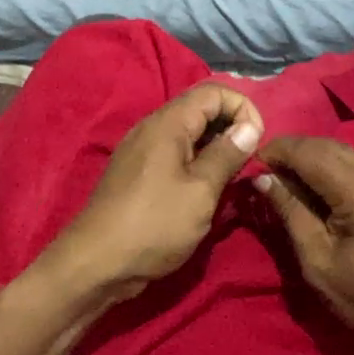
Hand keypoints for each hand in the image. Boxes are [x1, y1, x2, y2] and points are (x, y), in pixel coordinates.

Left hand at [42, 83, 263, 300]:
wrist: (97, 263)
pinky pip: (174, 153)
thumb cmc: (154, 225)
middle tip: (248, 160)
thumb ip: (226, 155)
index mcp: (167, 123)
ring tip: (231, 176)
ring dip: (215, 146)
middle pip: (199, 108)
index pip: (213, 92)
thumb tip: (249, 127)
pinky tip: (205, 189)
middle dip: (231, 126)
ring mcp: (141, 150)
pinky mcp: (137, 172)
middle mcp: (152, 127)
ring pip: (188, 132)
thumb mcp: (201, 191)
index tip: (257, 141)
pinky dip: (196, 161)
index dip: (243, 108)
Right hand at [256, 136, 353, 354]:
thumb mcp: (318, 264)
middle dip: (295, 152)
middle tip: (267, 170)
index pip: (316, 156)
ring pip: (347, 152)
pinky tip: (320, 186)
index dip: (282, 151)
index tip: (254, 159)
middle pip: (332, 147)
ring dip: (314, 158)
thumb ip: (292, 213)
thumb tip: (263, 178)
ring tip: (289, 177)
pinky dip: (336, 168)